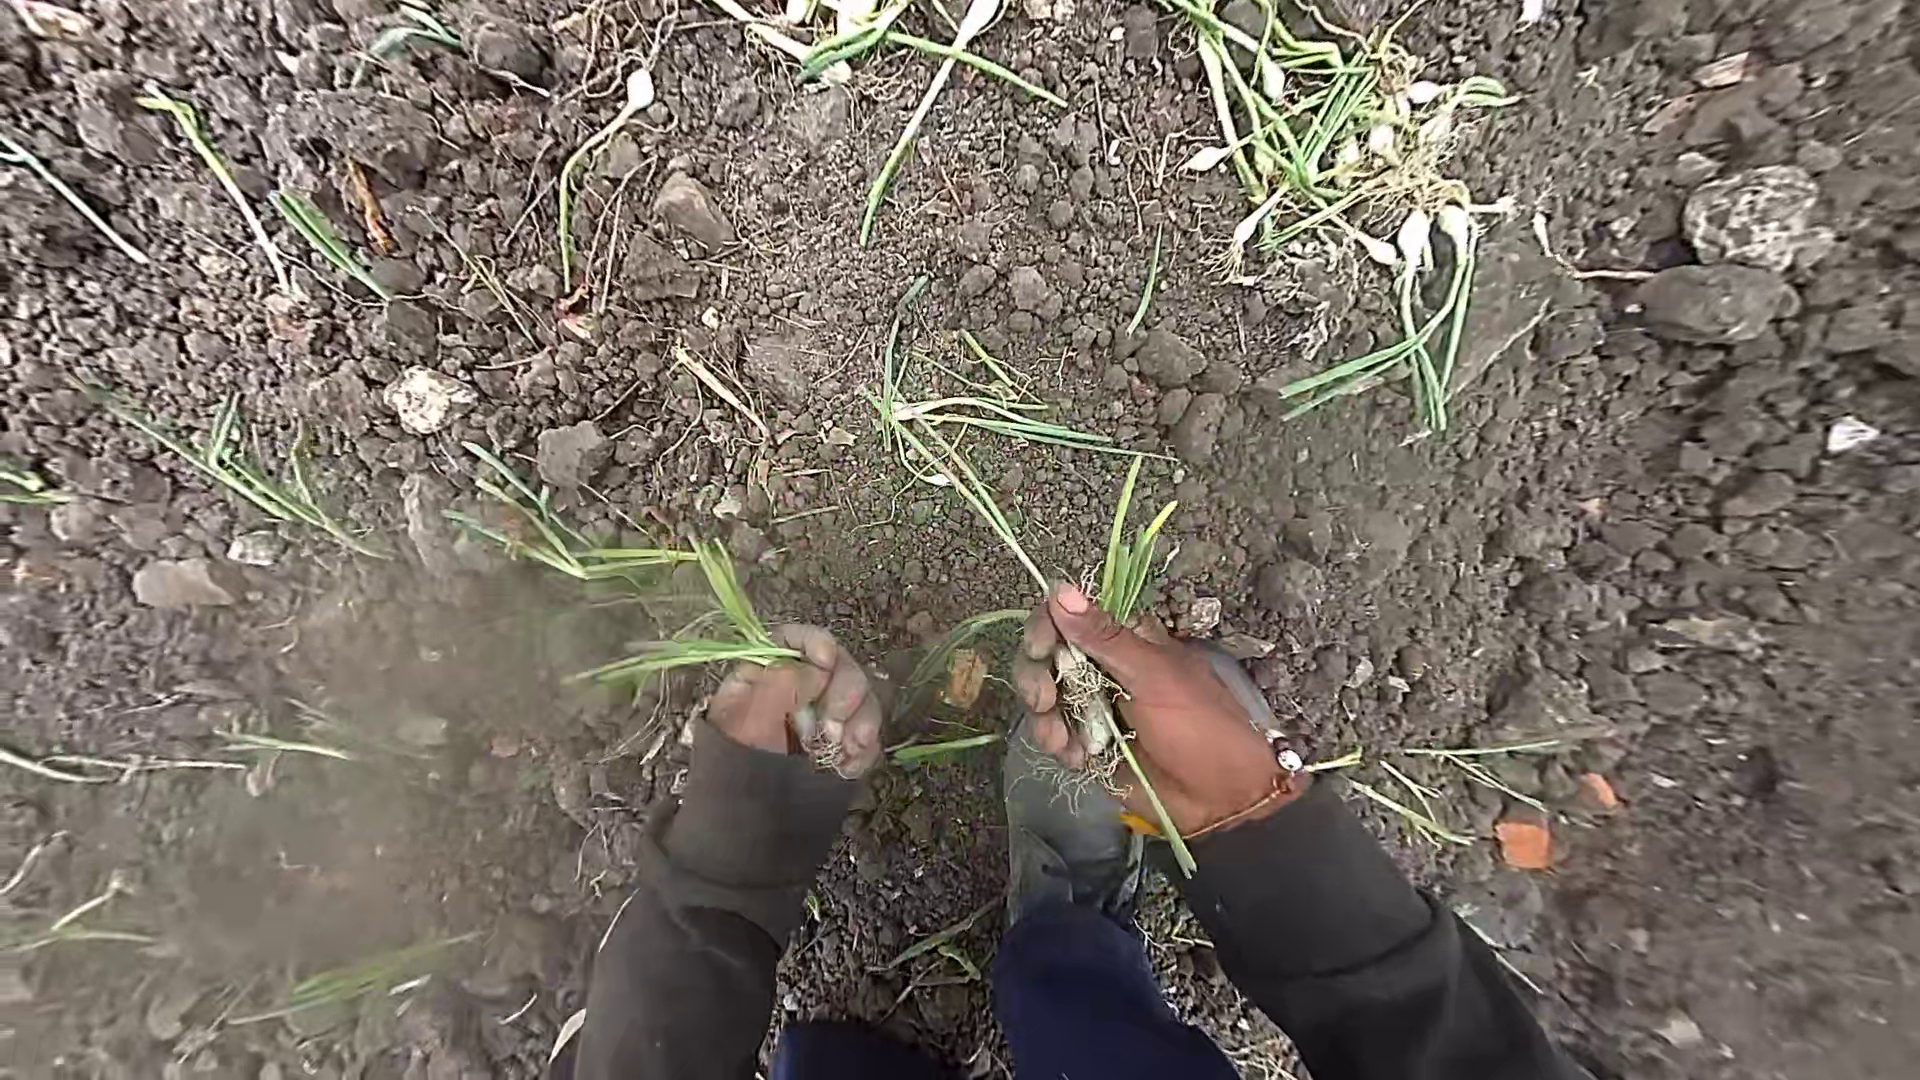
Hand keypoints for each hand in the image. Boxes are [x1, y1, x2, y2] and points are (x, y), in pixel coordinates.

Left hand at [708, 625, 882, 777]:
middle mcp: (802, 687)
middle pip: (839, 665)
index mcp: (768, 674)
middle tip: (834, 722)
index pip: (794, 639)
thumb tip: (818, 669)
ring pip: (863, 696)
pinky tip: (849, 764)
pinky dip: (865, 747)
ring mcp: (827, 714)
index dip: (815, 641)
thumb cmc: (733, 770)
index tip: (826, 659)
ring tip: (846, 747)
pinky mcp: (846, 741)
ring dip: (862, 719)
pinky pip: (869, 732)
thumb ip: (777, 688)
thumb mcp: (742, 725)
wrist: (745, 831)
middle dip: (845, 690)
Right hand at [1012, 583, 1295, 834]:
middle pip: (1043, 653)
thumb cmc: (1199, 727)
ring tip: (1064, 740)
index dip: (1045, 627)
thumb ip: (1104, 637)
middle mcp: (1099, 665)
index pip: (1067, 616)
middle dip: (1035, 676)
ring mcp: (1089, 703)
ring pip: (1041, 693)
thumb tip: (1059, 590)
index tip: (1040, 648)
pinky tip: (1078, 757)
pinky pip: (1050, 731)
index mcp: (1121, 639)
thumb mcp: (1154, 676)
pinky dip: (1056, 743)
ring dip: (1044, 715)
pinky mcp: (1083, 739)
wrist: (1221, 802)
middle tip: (1044, 699)